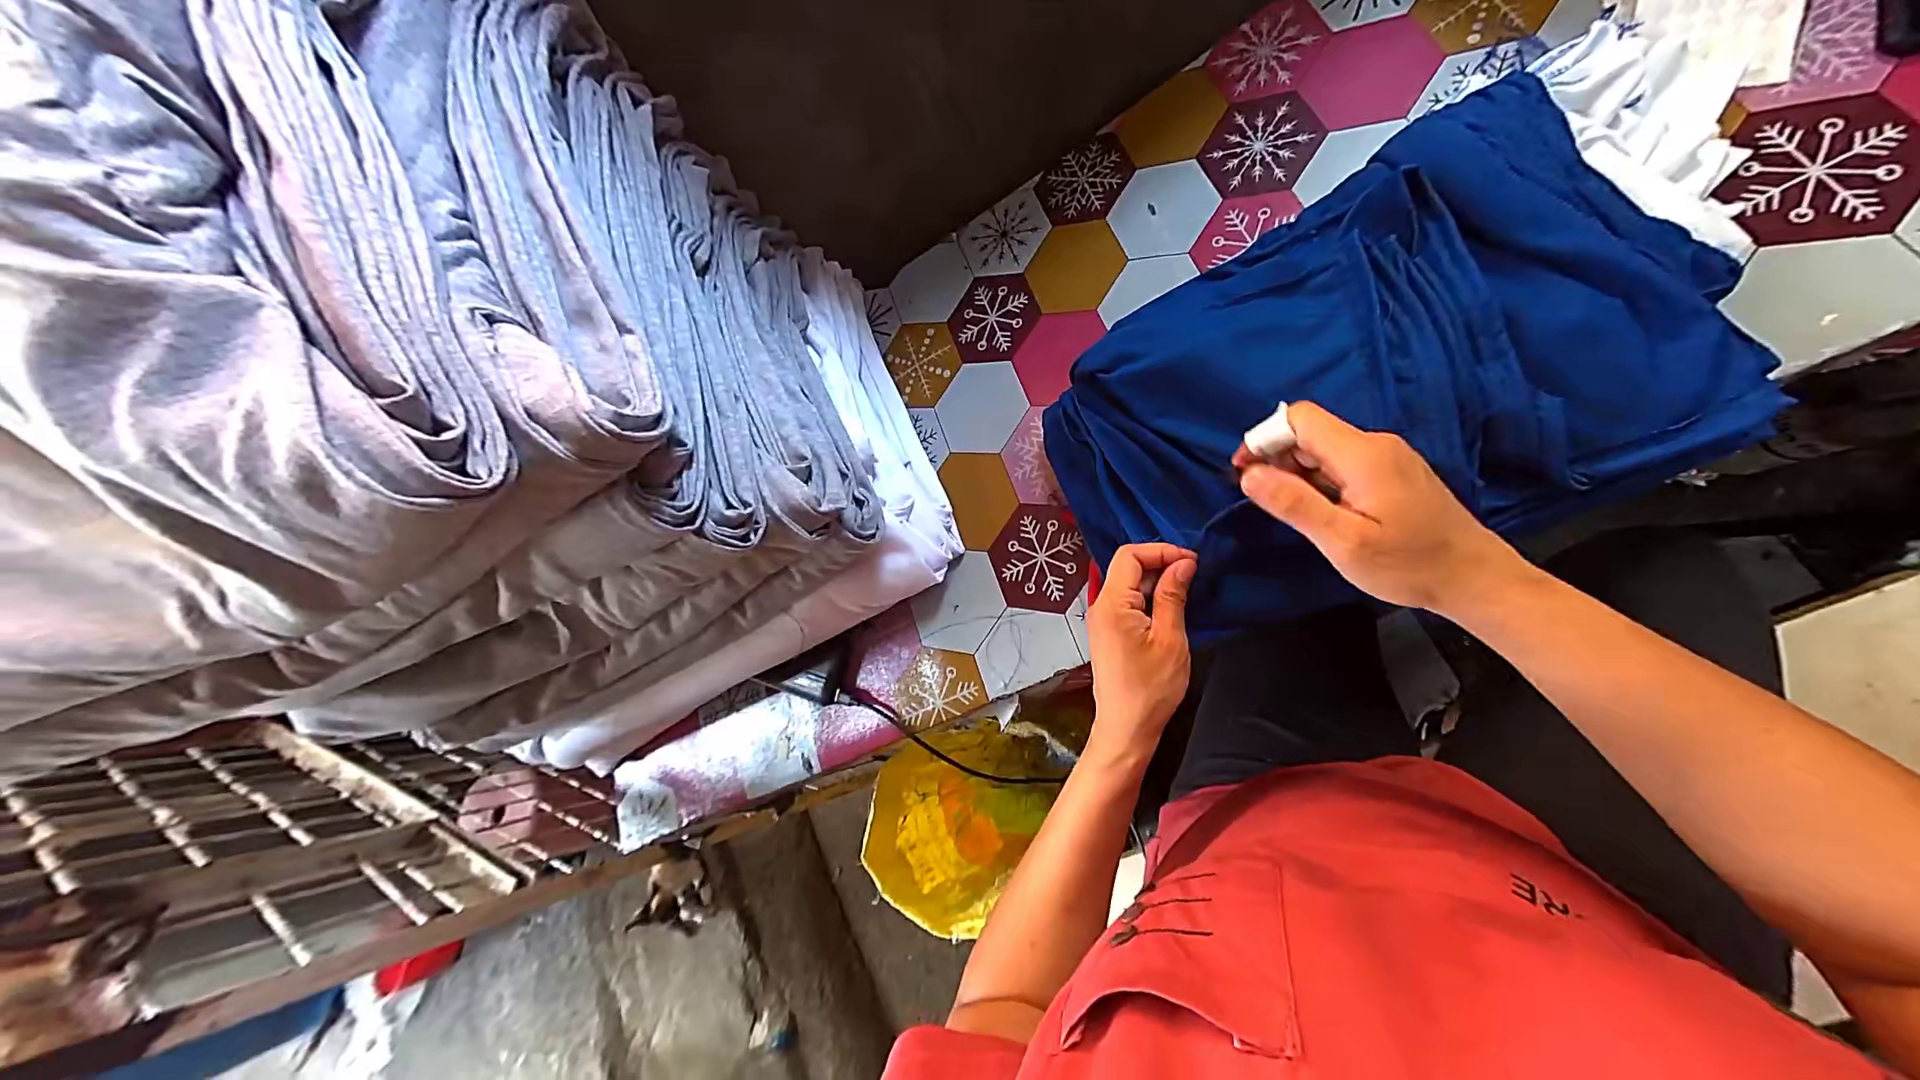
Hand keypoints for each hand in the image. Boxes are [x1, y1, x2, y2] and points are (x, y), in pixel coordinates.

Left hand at [1085, 543, 1196, 763]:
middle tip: (1194, 573)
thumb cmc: (1150, 689)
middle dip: (1161, 562)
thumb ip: (1173, 595)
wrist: (1126, 727)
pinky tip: (1172, 605)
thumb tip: (1183, 563)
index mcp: (1111, 604)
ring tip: (1187, 588)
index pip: (1129, 555)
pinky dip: (1150, 596)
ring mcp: (1102, 619)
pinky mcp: (1109, 631)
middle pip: (1128, 566)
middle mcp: (1100, 606)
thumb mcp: (1170, 638)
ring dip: (1157, 580)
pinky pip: (1128, 601)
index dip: (1161, 550)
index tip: (1191, 561)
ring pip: (1129, 583)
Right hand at [1234, 402, 1530, 615]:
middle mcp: (1375, 445)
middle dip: (1275, 457)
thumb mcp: (1342, 541)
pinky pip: (1341, 463)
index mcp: (1362, 454)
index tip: (1245, 473)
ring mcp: (1387, 458)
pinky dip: (1317, 480)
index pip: (1300, 417)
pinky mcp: (1391, 473)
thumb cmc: (1407, 564)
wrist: (1474, 578)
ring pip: (1323, 449)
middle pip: (1310, 432)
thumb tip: (1248, 474)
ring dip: (1295, 472)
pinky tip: (1317, 511)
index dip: (1264, 438)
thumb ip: (1294, 503)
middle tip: (1261, 498)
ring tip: (1287, 510)